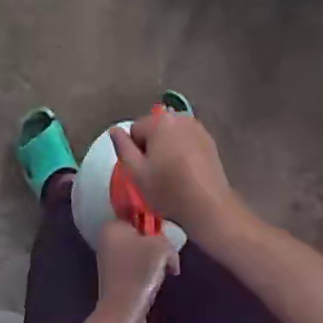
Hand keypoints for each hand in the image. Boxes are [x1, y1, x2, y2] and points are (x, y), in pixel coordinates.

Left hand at [94, 218, 178, 322]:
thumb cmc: (139, 270)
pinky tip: (154, 282)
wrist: (124, 312)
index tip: (165, 233)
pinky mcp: (115, 282)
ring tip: (162, 270)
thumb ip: (167, 240)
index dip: (154, 222)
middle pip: (138, 234)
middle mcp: (107, 241)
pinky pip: (135, 270)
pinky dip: (146, 275)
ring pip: (139, 253)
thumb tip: (169, 253)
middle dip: (155, 244)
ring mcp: (109, 263)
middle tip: (166, 254)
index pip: (137, 213)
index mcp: (112, 225)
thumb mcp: (161, 246)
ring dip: (152, 261)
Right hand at [109, 109, 238, 233]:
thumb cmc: (168, 190)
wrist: (208, 205)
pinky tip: (187, 171)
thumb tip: (114, 130)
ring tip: (172, 173)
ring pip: (171, 134)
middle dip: (152, 147)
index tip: (143, 171)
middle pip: (154, 129)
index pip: (135, 130)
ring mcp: (196, 126)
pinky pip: (186, 139)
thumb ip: (123, 148)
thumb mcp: (137, 174)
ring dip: (167, 147)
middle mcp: (179, 116)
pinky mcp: (208, 139)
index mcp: (159, 122)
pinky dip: (183, 150)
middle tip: (157, 173)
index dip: (135, 151)